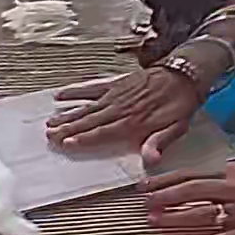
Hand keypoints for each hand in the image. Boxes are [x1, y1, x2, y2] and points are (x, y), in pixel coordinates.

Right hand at [46, 67, 199, 160]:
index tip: (67, 143)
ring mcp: (115, 96)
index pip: (102, 133)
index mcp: (133, 123)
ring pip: (85, 107)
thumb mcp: (176, 127)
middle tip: (50, 135)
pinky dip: (74, 92)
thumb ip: (159, 143)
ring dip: (66, 115)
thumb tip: (151, 160)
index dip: (83, 138)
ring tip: (49, 123)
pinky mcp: (114, 85)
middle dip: (68, 129)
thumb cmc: (179, 105)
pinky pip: (91, 89)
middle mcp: (120, 109)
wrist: (185, 74)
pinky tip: (59, 96)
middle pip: (88, 121)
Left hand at [142, 160, 234, 234]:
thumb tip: (189, 179)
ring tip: (152, 221)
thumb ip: (222, 173)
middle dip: (165, 198)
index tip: (146, 185)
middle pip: (194, 193)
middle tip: (145, 203)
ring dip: (173, 220)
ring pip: (200, 217)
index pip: (194, 174)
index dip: (167, 180)